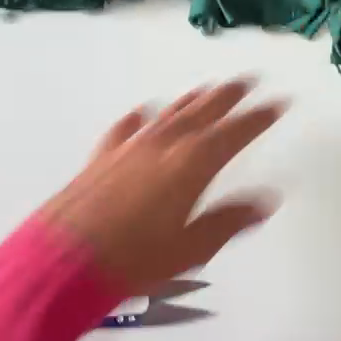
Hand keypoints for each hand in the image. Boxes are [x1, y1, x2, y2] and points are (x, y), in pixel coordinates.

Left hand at [38, 78, 283, 292]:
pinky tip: (143, 112)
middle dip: (229, 96)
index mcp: (193, 164)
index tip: (277, 103)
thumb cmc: (135, 257)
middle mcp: (165, 145)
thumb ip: (229, 221)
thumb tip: (264, 203)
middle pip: (204, 112)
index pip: (235, 133)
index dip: (259, 118)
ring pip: (169, 114)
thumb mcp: (192, 247)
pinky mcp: (103, 157)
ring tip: (207, 89)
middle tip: (247, 80)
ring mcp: (132, 147)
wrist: (64, 260)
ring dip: (191, 100)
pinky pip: (126, 129)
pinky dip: (140, 118)